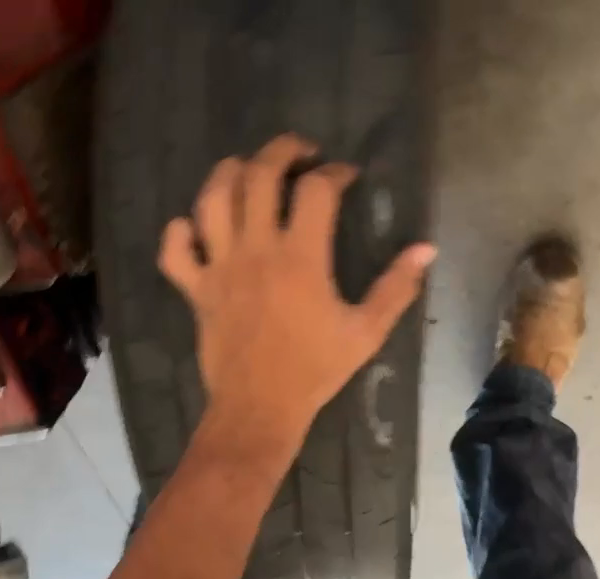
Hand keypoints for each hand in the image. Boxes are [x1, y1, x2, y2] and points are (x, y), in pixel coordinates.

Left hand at [158, 133, 435, 456]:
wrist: (259, 408)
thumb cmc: (314, 371)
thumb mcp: (365, 333)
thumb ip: (395, 288)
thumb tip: (426, 249)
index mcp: (301, 257)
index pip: (316, 189)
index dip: (335, 172)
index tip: (347, 177)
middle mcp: (256, 250)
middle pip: (259, 173)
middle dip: (281, 150)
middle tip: (299, 154)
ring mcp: (219, 268)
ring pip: (211, 198)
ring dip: (229, 173)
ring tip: (248, 173)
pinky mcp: (195, 290)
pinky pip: (173, 249)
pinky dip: (179, 231)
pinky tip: (196, 229)